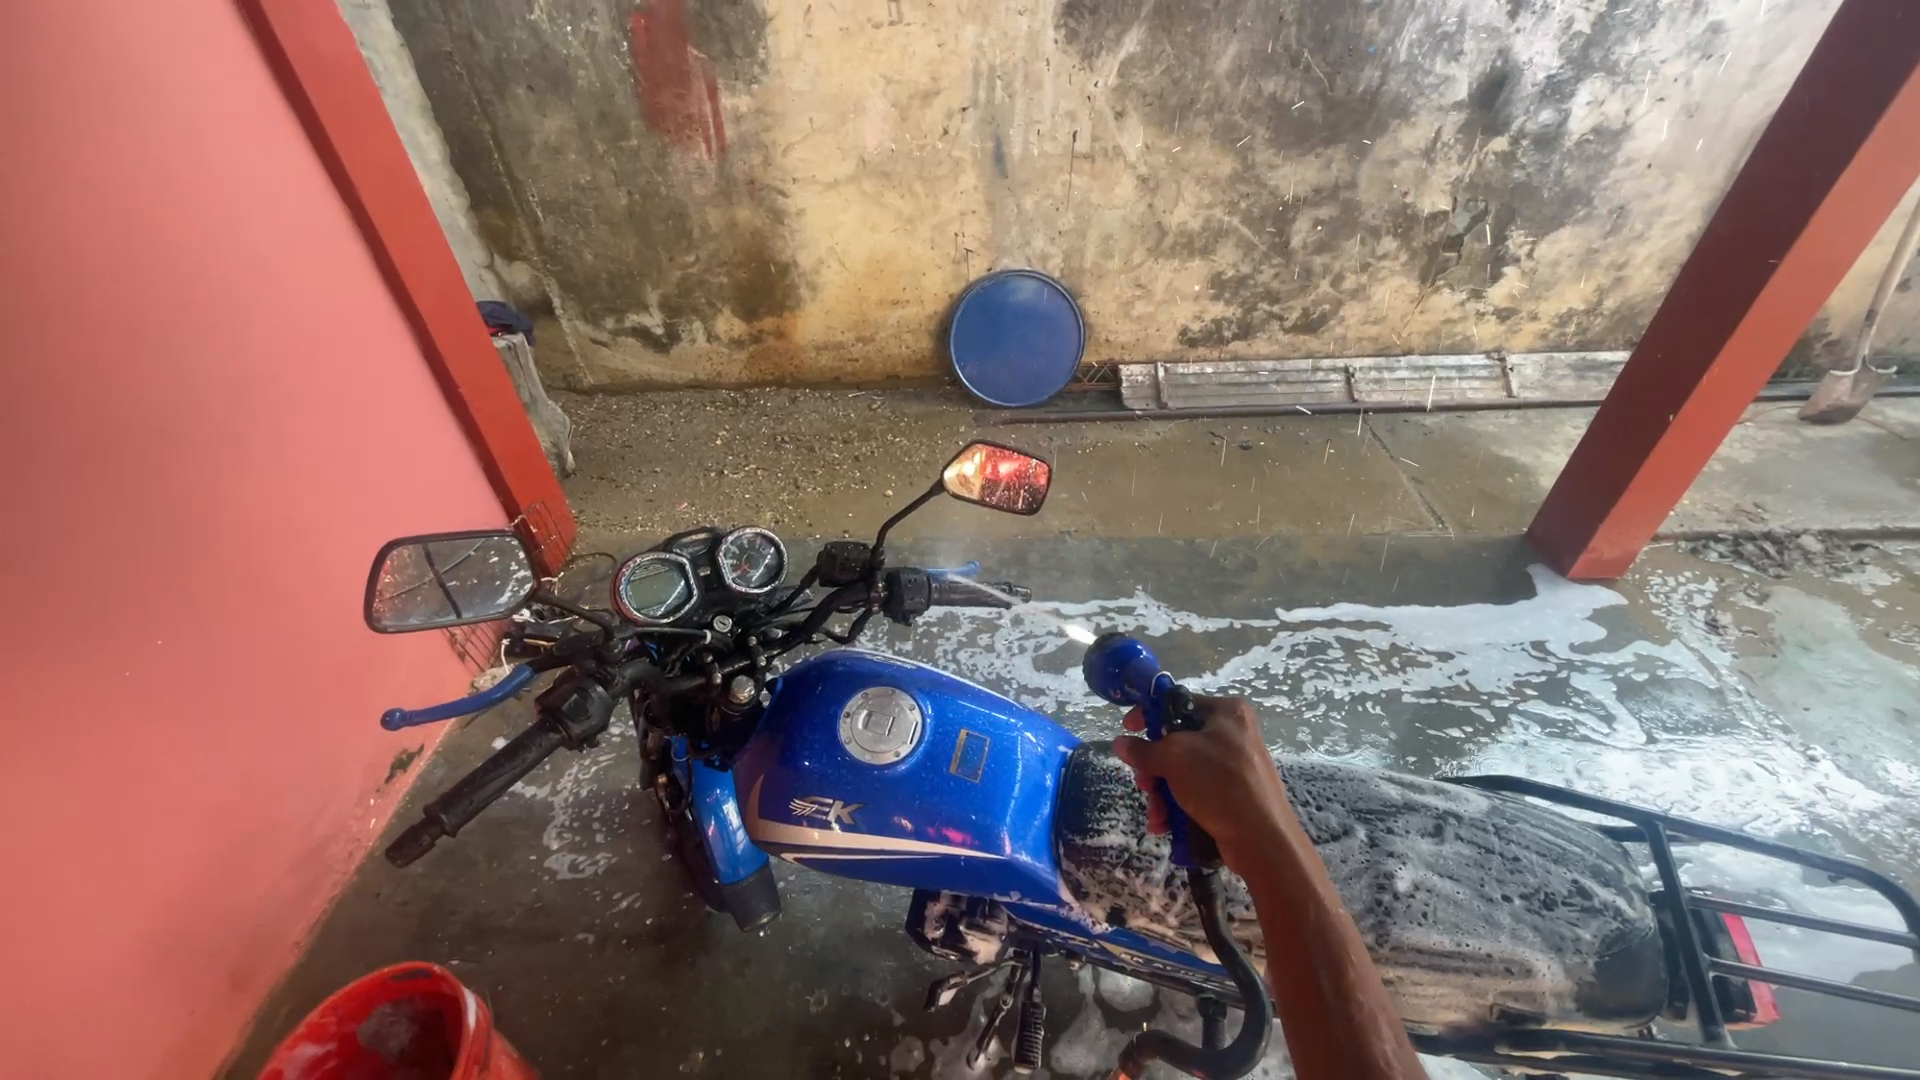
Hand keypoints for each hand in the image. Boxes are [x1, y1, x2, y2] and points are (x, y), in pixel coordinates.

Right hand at [1112, 695, 1293, 870]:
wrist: (1263, 839)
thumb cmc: (1219, 783)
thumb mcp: (1174, 758)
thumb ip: (1143, 749)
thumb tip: (1120, 743)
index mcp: (1226, 712)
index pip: (1177, 702)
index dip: (1148, 714)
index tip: (1127, 728)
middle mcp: (1232, 734)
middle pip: (1176, 741)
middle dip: (1154, 767)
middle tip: (1144, 784)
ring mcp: (1234, 766)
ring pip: (1182, 770)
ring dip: (1161, 792)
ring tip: (1156, 813)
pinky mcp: (1234, 795)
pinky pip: (1196, 791)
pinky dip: (1177, 806)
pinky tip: (1164, 824)